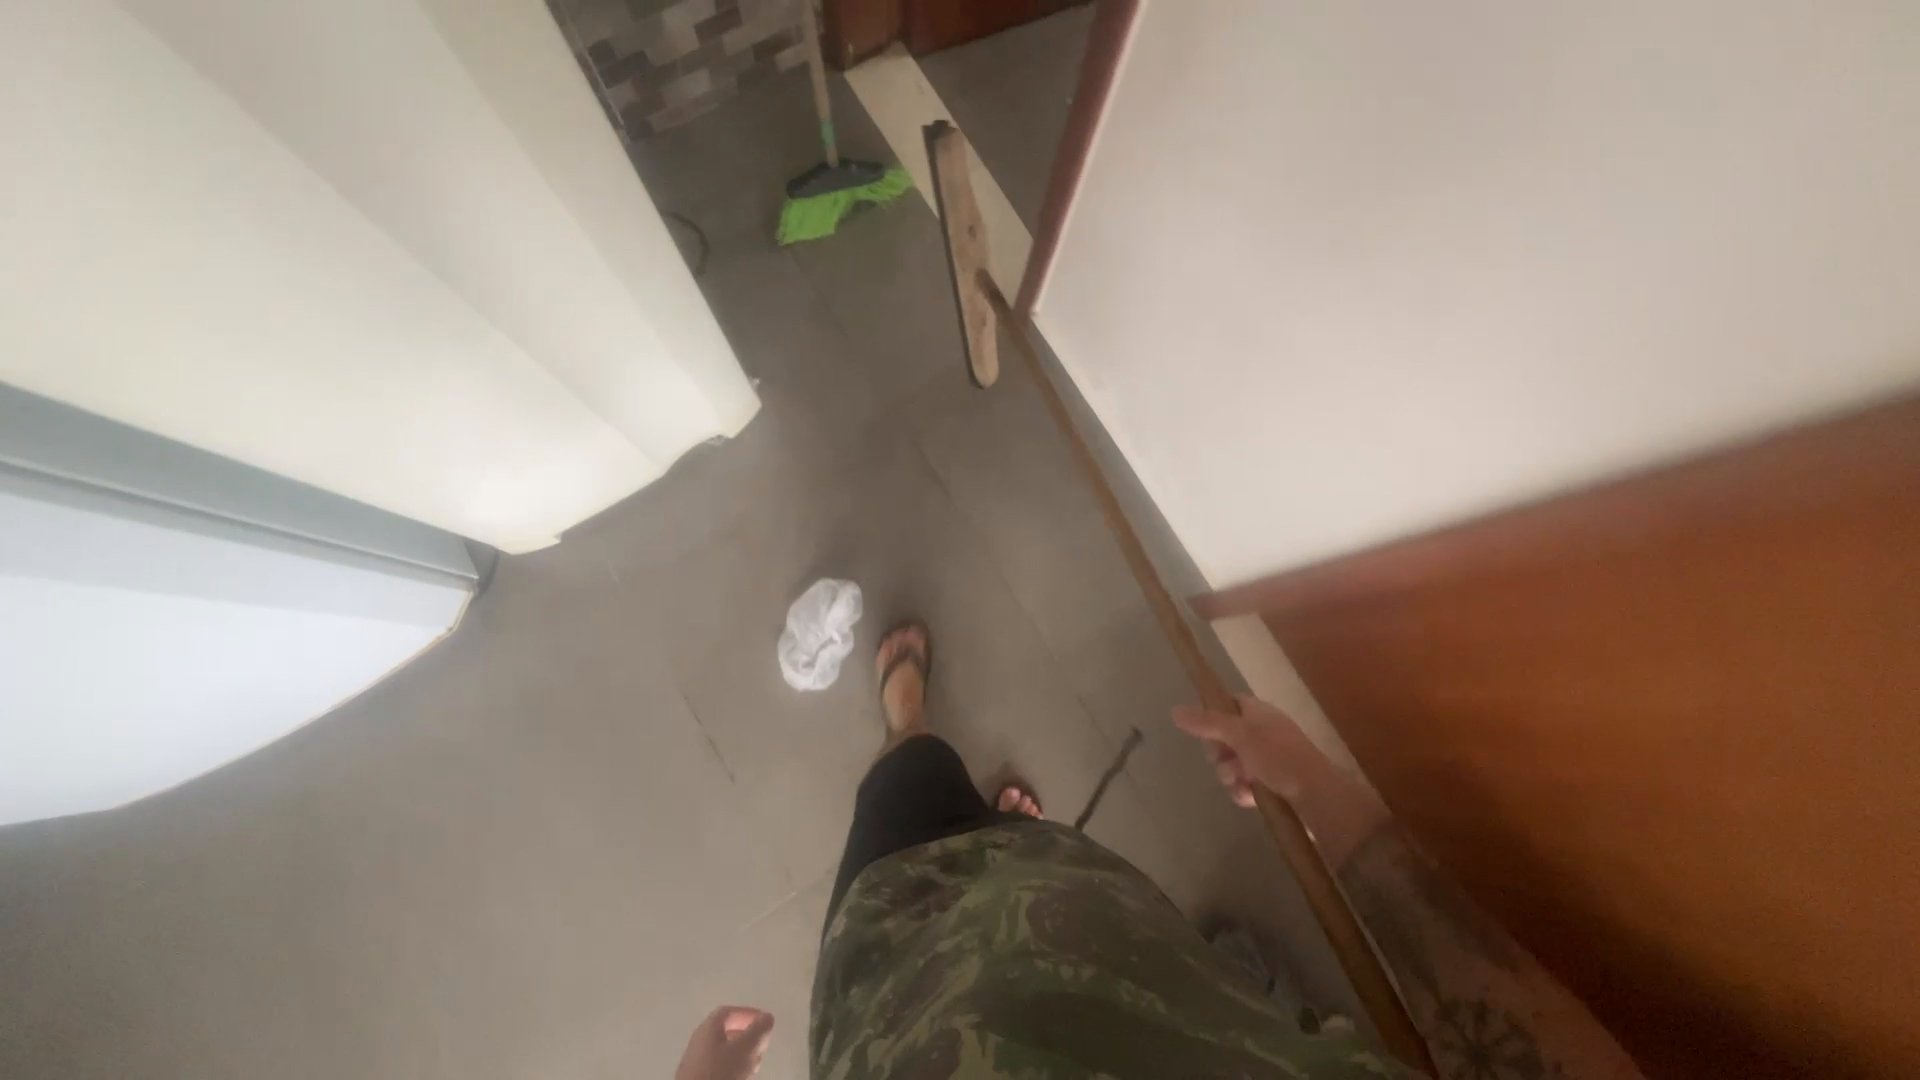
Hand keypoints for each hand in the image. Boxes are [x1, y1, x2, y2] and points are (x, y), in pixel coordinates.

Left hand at [674, 1006, 773, 1079]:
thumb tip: (766, 1018)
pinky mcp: (695, 1079)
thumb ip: (759, 1030)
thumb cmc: (721, 1073)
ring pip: (722, 1052)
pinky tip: (741, 1077)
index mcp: (708, 1027)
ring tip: (754, 1066)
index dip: (748, 1014)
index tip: (765, 1023)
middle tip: (761, 1046)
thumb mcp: (746, 1048)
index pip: (729, 1011)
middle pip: (725, 1032)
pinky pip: (717, 1068)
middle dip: (747, 1037)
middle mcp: (698, 1041)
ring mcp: (694, 1063)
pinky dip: (731, 1068)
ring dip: (741, 1055)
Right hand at [1170, 695, 1346, 806]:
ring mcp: (1267, 759)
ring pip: (1231, 764)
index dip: (1212, 716)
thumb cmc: (1278, 756)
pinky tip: (1249, 798)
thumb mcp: (1239, 734)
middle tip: (1225, 759)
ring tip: (1242, 783)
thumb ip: (1206, 722)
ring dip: (1230, 775)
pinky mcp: (1271, 785)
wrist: (1317, 796)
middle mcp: (1262, 732)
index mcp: (1258, 713)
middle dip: (1219, 753)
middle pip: (1224, 737)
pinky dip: (1243, 791)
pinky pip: (1244, 785)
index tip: (1203, 730)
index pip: (1227, 704)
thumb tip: (1174, 710)